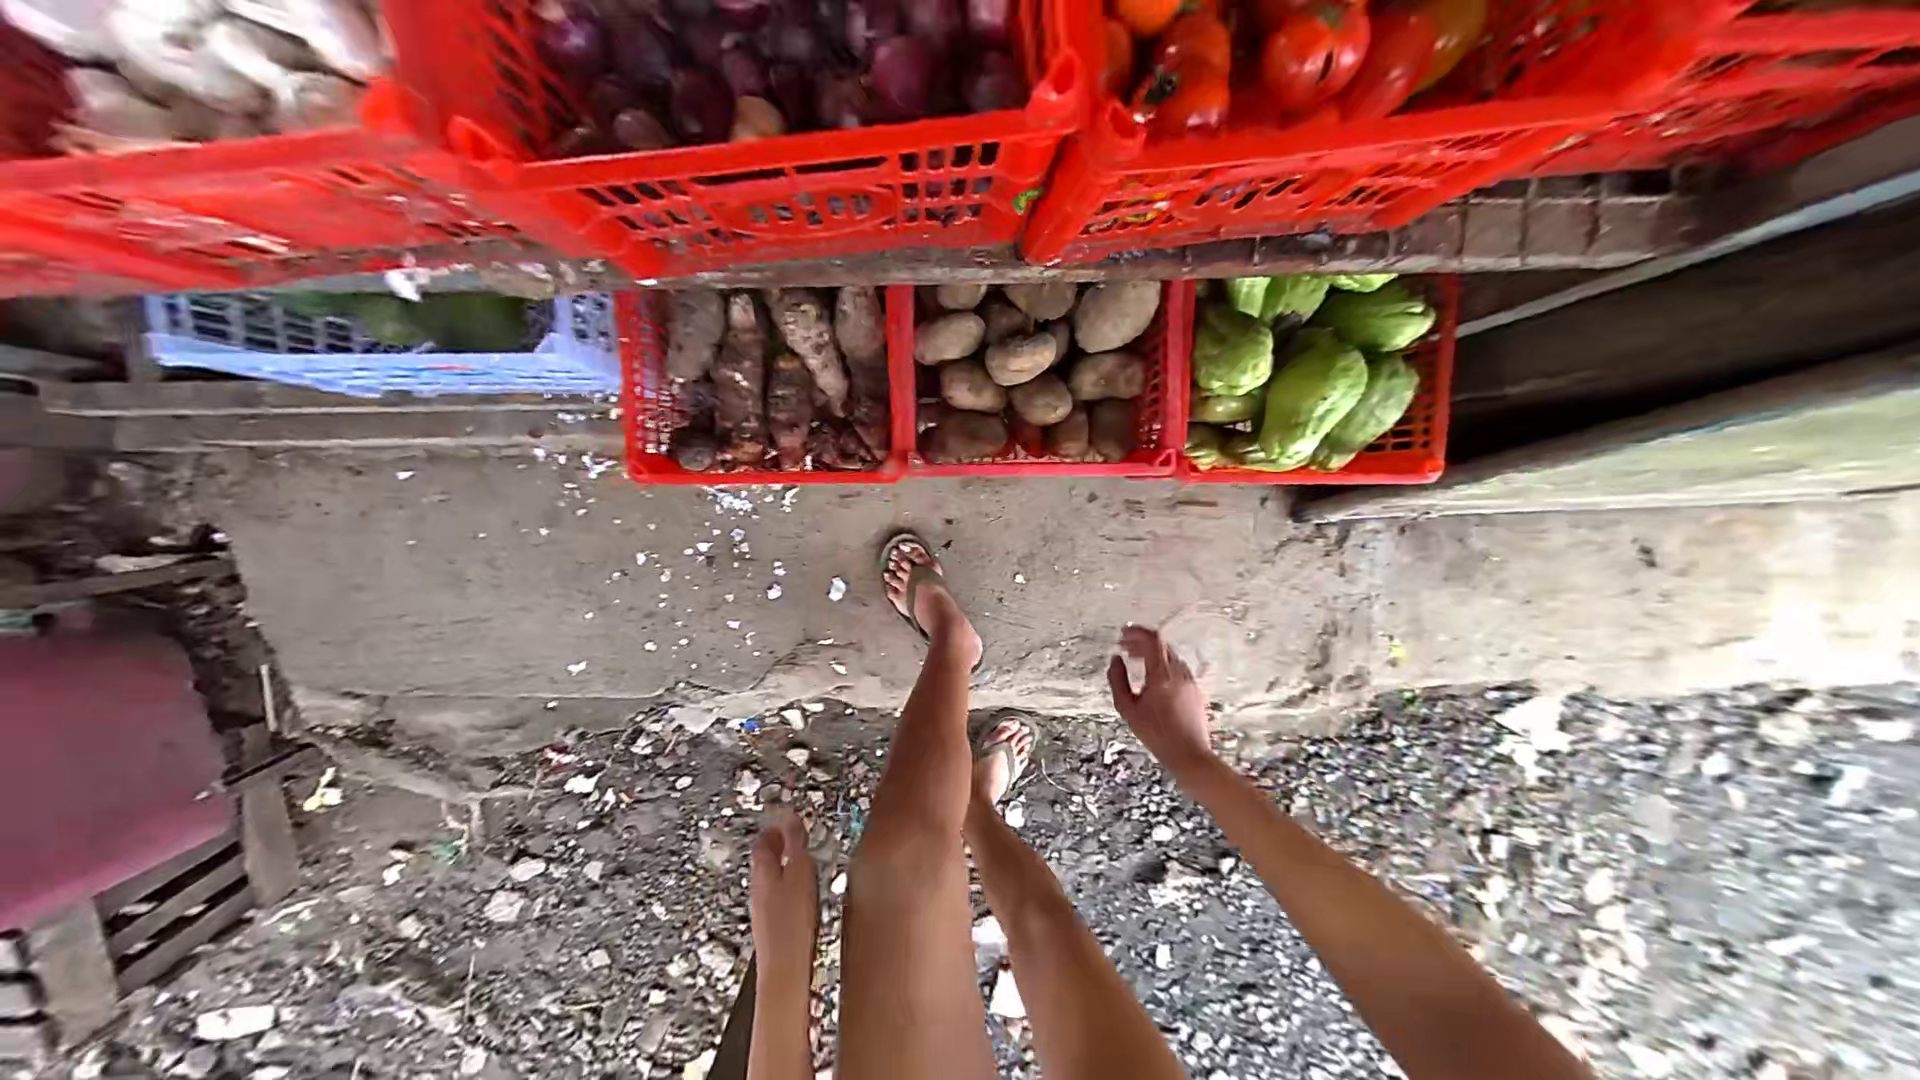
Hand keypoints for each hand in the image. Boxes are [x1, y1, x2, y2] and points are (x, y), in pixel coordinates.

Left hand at [749, 809, 817, 979]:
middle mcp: (758, 889)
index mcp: (762, 871)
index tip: (787, 818)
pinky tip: (803, 893)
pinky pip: (778, 897)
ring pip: (771, 878)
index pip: (763, 840)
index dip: (775, 826)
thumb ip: (795, 843)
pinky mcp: (773, 926)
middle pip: (765, 859)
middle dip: (779, 845)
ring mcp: (764, 910)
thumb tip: (791, 817)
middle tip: (794, 835)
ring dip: (785, 865)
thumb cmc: (790, 923)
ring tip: (802, 860)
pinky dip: (788, 886)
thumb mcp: (800, 872)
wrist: (785, 972)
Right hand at [1106, 624, 1213, 775]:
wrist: (1189, 755)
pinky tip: (1151, 675)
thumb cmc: (1157, 734)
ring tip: (1135, 659)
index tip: (1122, 633)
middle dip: (1140, 642)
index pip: (1152, 639)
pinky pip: (1176, 667)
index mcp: (1162, 674)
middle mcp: (1179, 672)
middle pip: (1161, 645)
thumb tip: (1115, 660)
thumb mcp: (1127, 708)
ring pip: (1169, 655)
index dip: (1135, 632)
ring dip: (1151, 653)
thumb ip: (1117, 680)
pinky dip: (1161, 664)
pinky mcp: (1194, 689)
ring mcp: (1189, 680)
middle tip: (1124, 646)